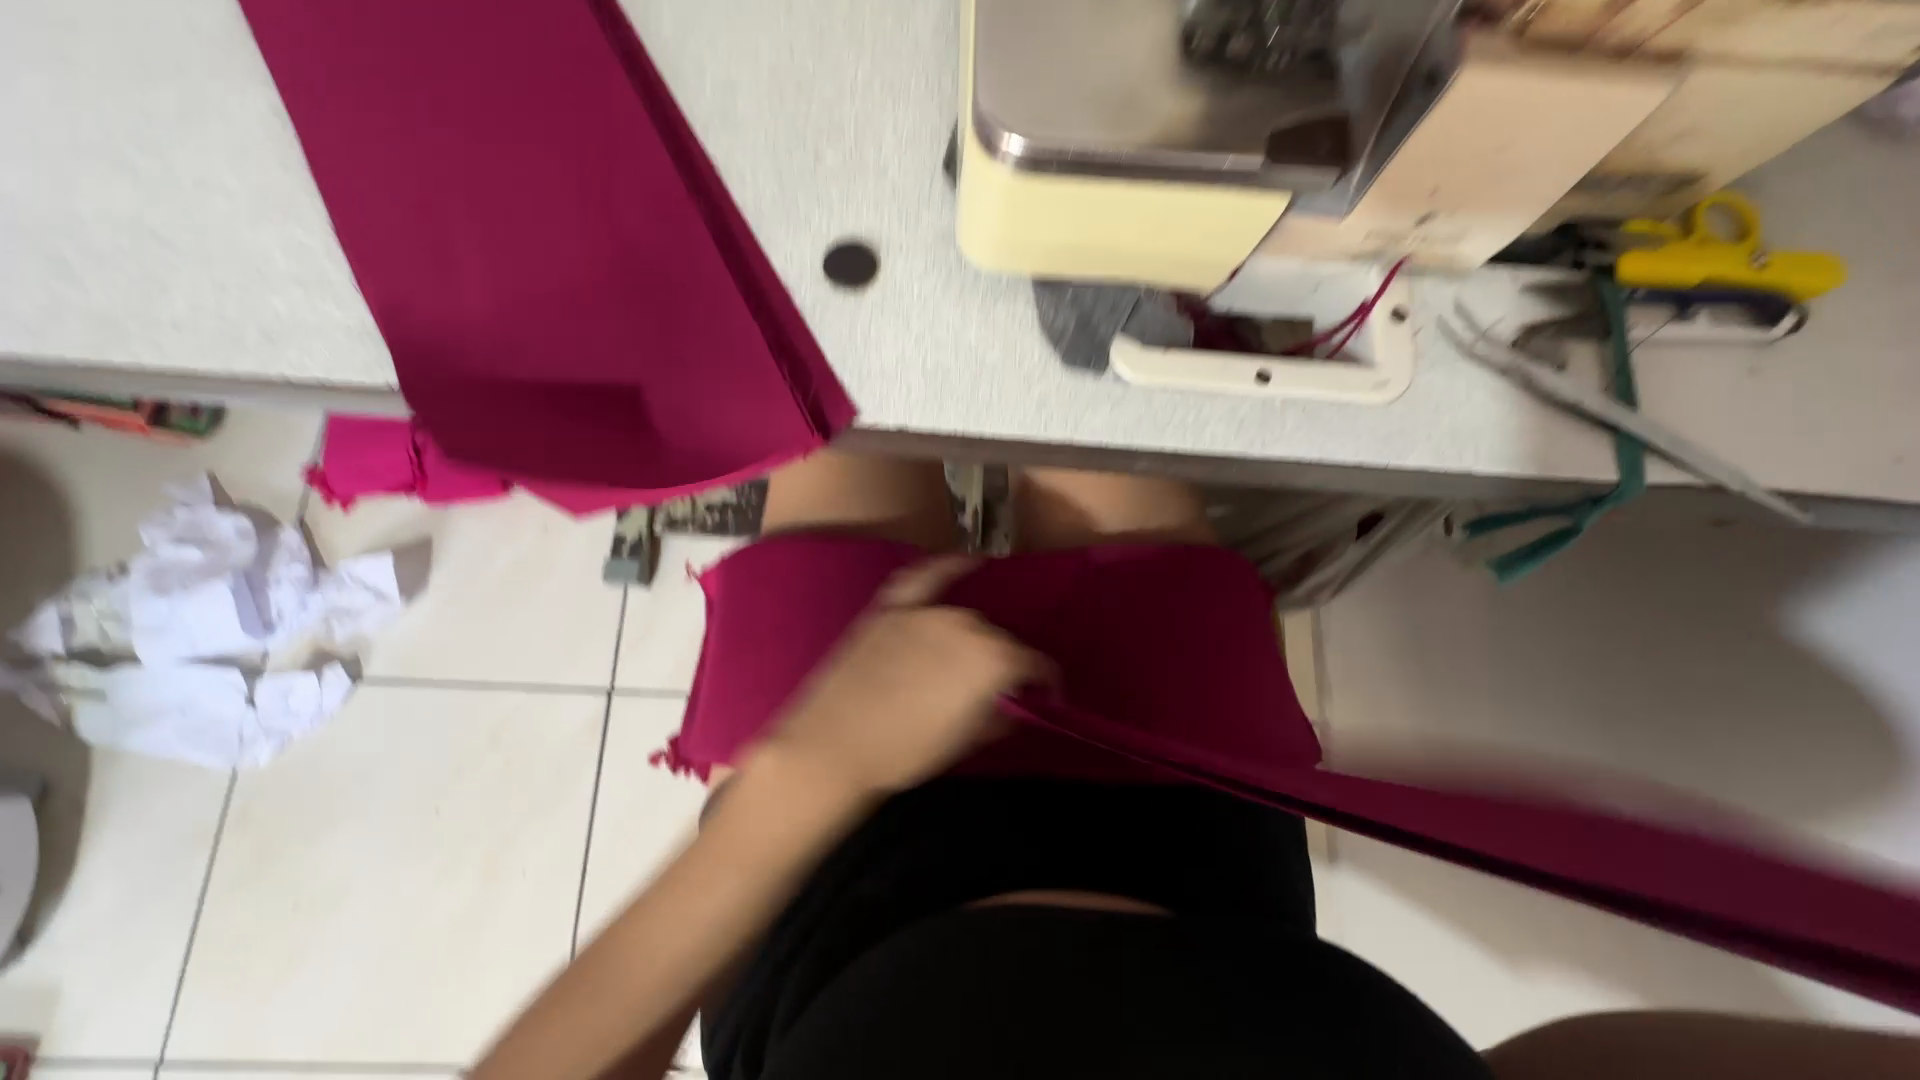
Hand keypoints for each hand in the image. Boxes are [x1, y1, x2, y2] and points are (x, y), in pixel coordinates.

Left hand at [762, 556, 1045, 798]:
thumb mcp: (965, 741)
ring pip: (965, 619)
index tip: (1046, 699)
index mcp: (991, 660)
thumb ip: (999, 716)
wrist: (833, 747)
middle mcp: (965, 625)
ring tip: (969, 664)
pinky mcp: (891, 610)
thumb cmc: (906, 752)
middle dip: (1004, 666)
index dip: (1045, 684)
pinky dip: (949, 566)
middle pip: (998, 641)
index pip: (1034, 664)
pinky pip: (925, 579)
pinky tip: (969, 560)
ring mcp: (925, 613)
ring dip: (974, 639)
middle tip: (998, 694)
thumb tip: (1017, 706)